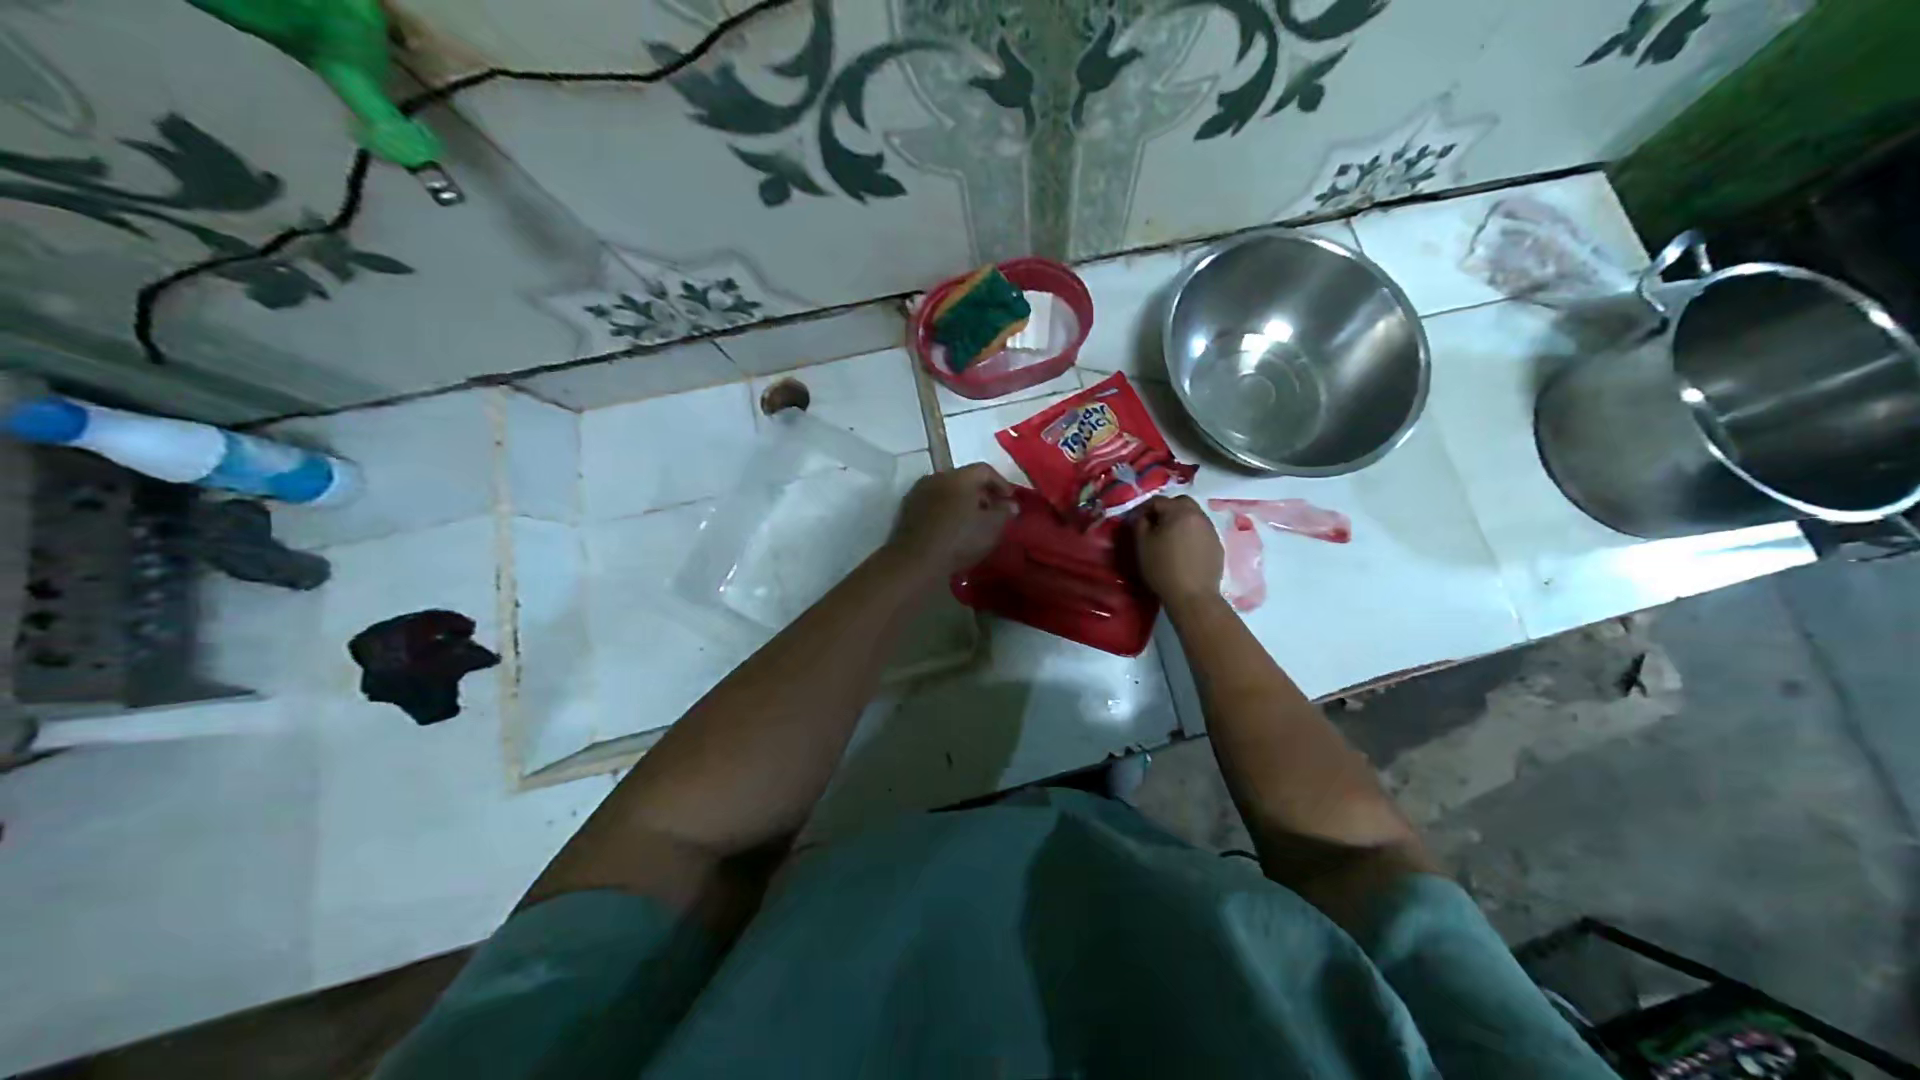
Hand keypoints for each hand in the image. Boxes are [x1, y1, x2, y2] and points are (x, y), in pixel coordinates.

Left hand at [885, 463, 1016, 576]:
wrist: (916, 561)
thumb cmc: (959, 540)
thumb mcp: (992, 528)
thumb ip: (1005, 512)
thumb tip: (1011, 504)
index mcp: (959, 477)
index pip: (985, 470)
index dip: (1001, 483)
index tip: (1009, 501)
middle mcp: (936, 477)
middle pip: (964, 479)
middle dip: (981, 493)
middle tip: (992, 512)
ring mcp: (918, 493)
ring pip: (947, 491)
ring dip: (962, 503)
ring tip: (972, 522)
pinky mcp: (907, 510)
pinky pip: (933, 504)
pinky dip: (946, 511)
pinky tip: (951, 529)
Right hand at [1131, 495, 1223, 612]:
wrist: (1193, 596)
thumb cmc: (1162, 568)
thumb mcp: (1142, 545)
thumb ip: (1140, 523)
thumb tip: (1144, 516)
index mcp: (1179, 511)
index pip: (1158, 500)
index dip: (1144, 509)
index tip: (1138, 522)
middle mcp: (1198, 515)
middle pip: (1181, 503)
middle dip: (1167, 509)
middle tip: (1156, 526)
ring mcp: (1211, 530)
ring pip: (1194, 516)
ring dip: (1181, 521)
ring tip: (1170, 539)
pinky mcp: (1217, 545)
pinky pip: (1201, 532)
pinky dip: (1191, 535)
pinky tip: (1184, 551)